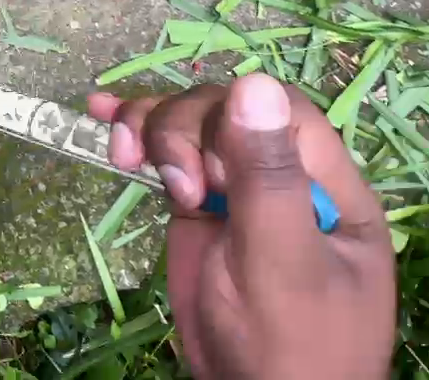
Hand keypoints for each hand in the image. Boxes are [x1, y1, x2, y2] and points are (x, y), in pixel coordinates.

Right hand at [88, 75, 395, 379]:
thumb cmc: (287, 344)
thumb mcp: (280, 261)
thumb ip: (267, 176)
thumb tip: (254, 83)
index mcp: (328, 185)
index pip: (283, 110)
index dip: (235, 116)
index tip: (209, 165)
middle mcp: (281, 174)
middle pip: (222, 107)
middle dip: (182, 131)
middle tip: (177, 188)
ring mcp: (234, 185)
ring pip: (185, 121)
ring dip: (148, 127)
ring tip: (126, 157)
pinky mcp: (195, 199)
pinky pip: (162, 150)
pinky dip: (130, 130)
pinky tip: (100, 111)